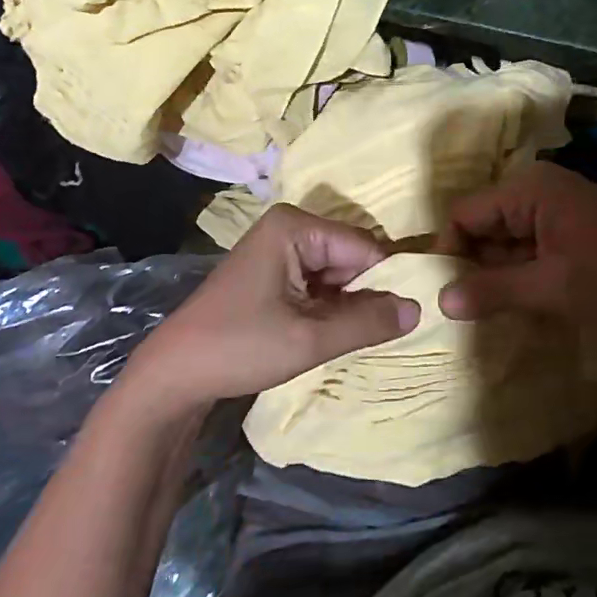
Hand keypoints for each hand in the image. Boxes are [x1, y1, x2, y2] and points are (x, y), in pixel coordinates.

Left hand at [124, 205, 419, 409]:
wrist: (177, 370)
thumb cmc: (239, 346)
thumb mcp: (310, 338)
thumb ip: (367, 321)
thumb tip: (419, 308)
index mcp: (294, 226)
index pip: (365, 247)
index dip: (388, 283)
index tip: (410, 319)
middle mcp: (288, 227)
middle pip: (351, 257)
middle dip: (366, 295)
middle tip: (381, 336)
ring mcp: (278, 249)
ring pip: (337, 273)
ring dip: (348, 305)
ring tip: (352, 338)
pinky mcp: (273, 272)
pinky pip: (318, 283)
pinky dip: (329, 308)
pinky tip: (328, 334)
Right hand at [434, 161, 596, 337]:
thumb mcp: (553, 290)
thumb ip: (492, 290)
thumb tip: (438, 301)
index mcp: (530, 189)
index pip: (464, 213)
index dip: (449, 250)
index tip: (443, 292)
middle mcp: (537, 189)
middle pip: (481, 223)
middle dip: (472, 263)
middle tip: (467, 307)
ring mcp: (554, 207)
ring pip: (501, 238)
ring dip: (496, 272)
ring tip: (493, 308)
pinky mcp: (567, 227)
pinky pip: (524, 245)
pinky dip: (519, 272)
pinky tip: (524, 300)